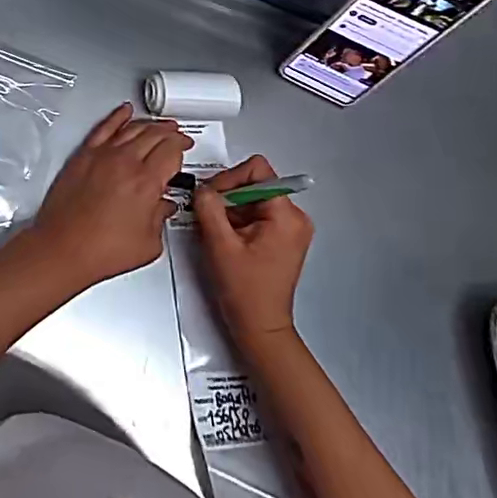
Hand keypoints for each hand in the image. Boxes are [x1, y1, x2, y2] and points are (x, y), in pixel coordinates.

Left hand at [27, 104, 191, 286]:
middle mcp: (125, 163)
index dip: (182, 146)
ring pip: (132, 128)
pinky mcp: (84, 156)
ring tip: (158, 125)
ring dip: (150, 124)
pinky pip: (104, 127)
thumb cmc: (99, 250)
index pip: (171, 150)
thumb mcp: (148, 243)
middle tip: (176, 135)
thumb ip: (161, 218)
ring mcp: (103, 156)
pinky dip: (117, 116)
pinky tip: (124, 111)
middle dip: (170, 133)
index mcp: (146, 182)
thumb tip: (163, 207)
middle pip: (155, 134)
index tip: (185, 146)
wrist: (63, 249)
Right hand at [193, 155, 313, 344]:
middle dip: (228, 197)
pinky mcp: (281, 236)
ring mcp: (289, 228)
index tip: (214, 194)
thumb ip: (209, 208)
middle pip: (254, 183)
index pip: (258, 170)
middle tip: (211, 214)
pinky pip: (254, 213)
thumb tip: (203, 188)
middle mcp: (294, 218)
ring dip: (230, 210)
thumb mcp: (220, 245)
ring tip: (219, 233)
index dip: (230, 178)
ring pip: (251, 198)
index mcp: (286, 216)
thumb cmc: (247, 294)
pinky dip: (236, 221)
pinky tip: (227, 239)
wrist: (260, 327)